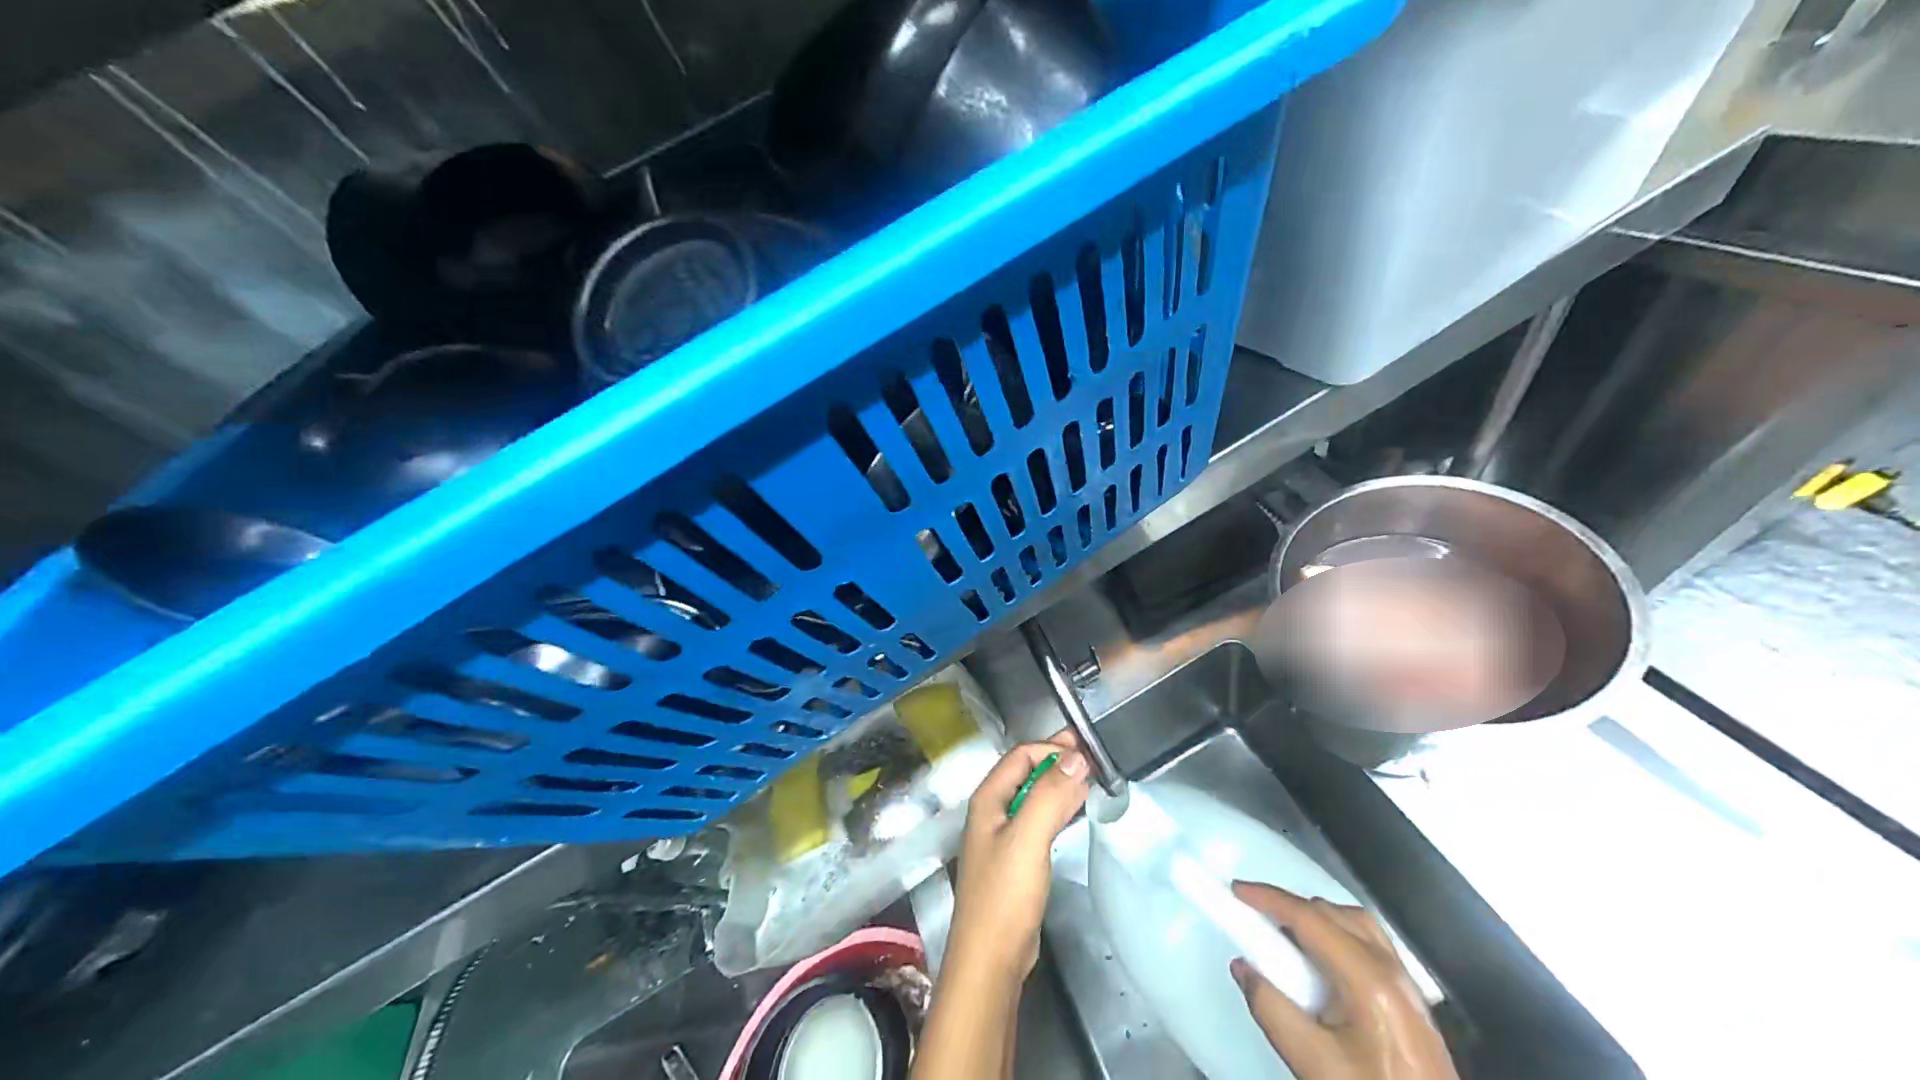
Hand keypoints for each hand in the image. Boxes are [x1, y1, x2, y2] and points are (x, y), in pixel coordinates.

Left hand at [945, 734, 1089, 982]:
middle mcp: (993, 811)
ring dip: (1060, 783)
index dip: (1052, 747)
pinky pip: (1039, 819)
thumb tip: (1076, 757)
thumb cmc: (1005, 894)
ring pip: (1034, 796)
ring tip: (1091, 779)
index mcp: (988, 799)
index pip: (1021, 755)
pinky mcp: (1016, 859)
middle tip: (1094, 756)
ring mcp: (1003, 836)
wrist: (991, 958)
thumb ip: (1050, 795)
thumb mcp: (1028, 838)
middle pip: (1026, 772)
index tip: (1087, 749)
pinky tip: (1076, 812)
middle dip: (1058, 760)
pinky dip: (1058, 808)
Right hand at [1230, 882, 1457, 1079]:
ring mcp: (1407, 984)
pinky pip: (1369, 944)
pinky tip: (1319, 962)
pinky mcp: (1411, 1001)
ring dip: (1315, 920)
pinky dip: (1336, 935)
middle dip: (1290, 908)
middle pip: (1334, 914)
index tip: (1235, 890)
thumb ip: (1270, 1008)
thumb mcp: (1311, 1062)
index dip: (1269, 899)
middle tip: (1255, 921)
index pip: (1311, 919)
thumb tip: (1243, 966)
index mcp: (1369, 980)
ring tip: (1284, 938)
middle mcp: (1392, 970)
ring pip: (1354, 924)